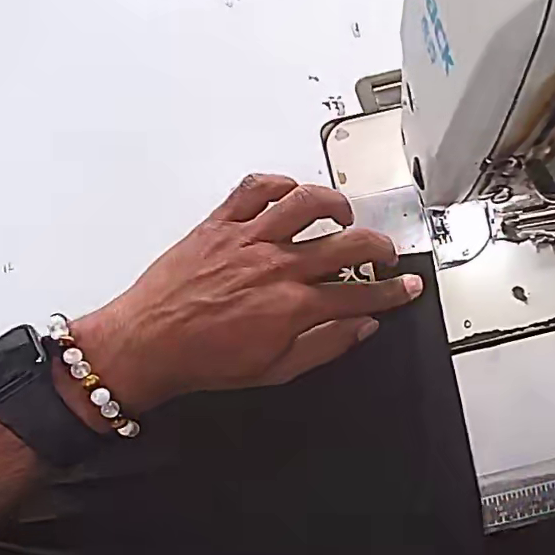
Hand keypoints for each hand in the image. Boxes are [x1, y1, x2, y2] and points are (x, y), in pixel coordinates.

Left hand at [65, 174, 423, 414]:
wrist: (148, 344)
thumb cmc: (203, 359)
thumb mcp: (275, 370)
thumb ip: (326, 345)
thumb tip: (360, 328)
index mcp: (293, 306)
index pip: (361, 293)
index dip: (393, 291)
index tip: (407, 287)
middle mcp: (276, 266)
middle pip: (347, 243)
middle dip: (379, 247)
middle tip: (384, 253)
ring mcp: (248, 239)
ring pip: (307, 203)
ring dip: (335, 206)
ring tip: (343, 216)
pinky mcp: (220, 223)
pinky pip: (255, 188)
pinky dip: (278, 184)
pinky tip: (288, 194)